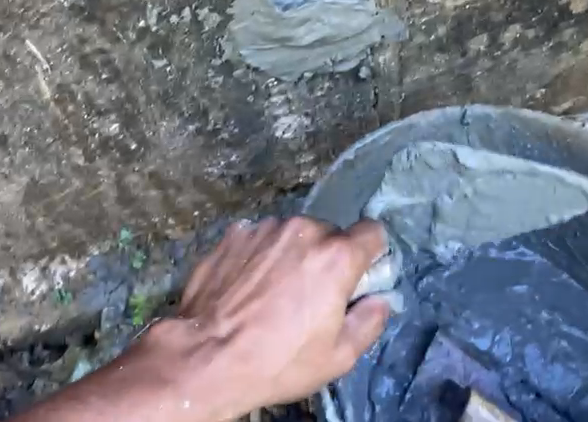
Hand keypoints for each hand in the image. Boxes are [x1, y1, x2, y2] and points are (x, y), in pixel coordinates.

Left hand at [141, 216, 392, 418]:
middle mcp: (303, 229)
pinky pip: (260, 237)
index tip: (359, 275)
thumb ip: (367, 322)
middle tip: (311, 295)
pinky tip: (247, 286)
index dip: (370, 253)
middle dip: (327, 258)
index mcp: (335, 256)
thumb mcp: (336, 357)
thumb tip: (379, 300)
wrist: (208, 354)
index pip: (371, 232)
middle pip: (329, 233)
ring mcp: (265, 227)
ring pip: (293, 234)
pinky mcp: (235, 232)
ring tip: (274, 292)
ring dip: (292, 254)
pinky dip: (261, 255)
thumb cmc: (278, 361)